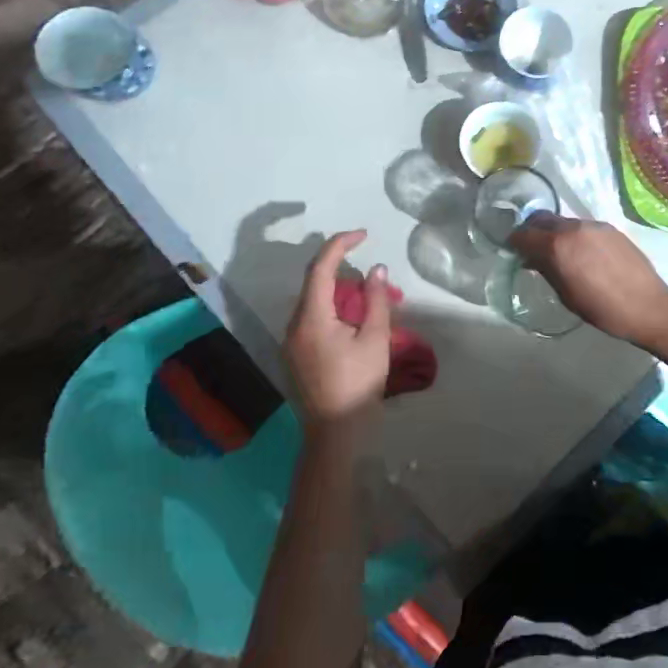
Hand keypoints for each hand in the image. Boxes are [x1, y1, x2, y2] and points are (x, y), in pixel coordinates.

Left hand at [284, 230, 391, 436]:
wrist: (334, 433)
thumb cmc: (358, 385)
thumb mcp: (375, 340)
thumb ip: (376, 300)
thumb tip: (375, 269)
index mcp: (311, 317)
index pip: (321, 267)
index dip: (340, 244)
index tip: (364, 234)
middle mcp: (294, 324)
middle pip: (316, 283)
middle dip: (344, 270)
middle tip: (375, 276)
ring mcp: (291, 340)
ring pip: (314, 302)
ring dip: (340, 292)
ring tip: (370, 299)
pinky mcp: (295, 354)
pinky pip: (312, 319)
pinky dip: (333, 310)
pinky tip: (354, 321)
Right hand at [509, 214, 667, 346]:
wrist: (648, 307)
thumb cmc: (601, 309)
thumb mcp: (565, 294)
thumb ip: (546, 270)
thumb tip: (531, 259)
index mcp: (558, 246)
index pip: (524, 234)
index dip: (514, 241)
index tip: (513, 251)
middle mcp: (573, 228)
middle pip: (542, 219)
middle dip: (532, 231)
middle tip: (531, 248)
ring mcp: (594, 226)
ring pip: (564, 222)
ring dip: (555, 233)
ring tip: (560, 253)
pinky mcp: (611, 229)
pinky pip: (583, 227)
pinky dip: (574, 236)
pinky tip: (582, 254)